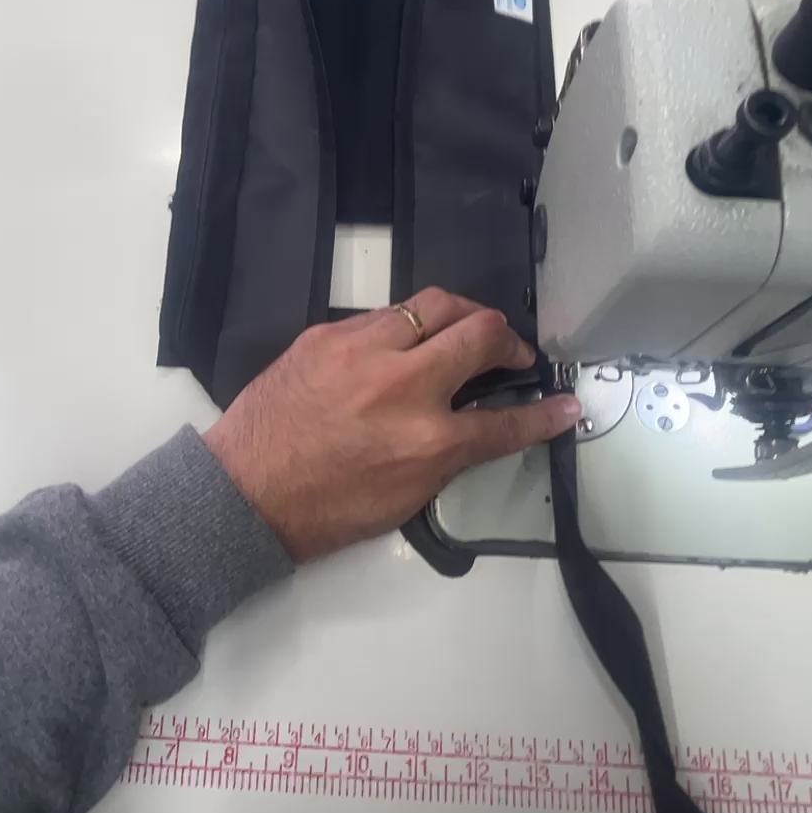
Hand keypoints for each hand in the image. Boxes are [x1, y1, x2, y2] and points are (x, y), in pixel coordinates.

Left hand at [203, 288, 582, 562]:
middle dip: (511, 342)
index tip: (566, 404)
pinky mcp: (328, 333)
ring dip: (465, 316)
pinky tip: (405, 344)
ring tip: (468, 332)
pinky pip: (387, 315)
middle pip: (481, 335)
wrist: (245, 490)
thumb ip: (450, 454)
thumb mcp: (405, 498)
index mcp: (426, 442)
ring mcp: (363, 350)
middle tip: (511, 355)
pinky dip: (409, 326)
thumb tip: (477, 422)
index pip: (507, 421)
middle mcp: (403, 385)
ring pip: (437, 303)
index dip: (545, 414)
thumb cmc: (326, 509)